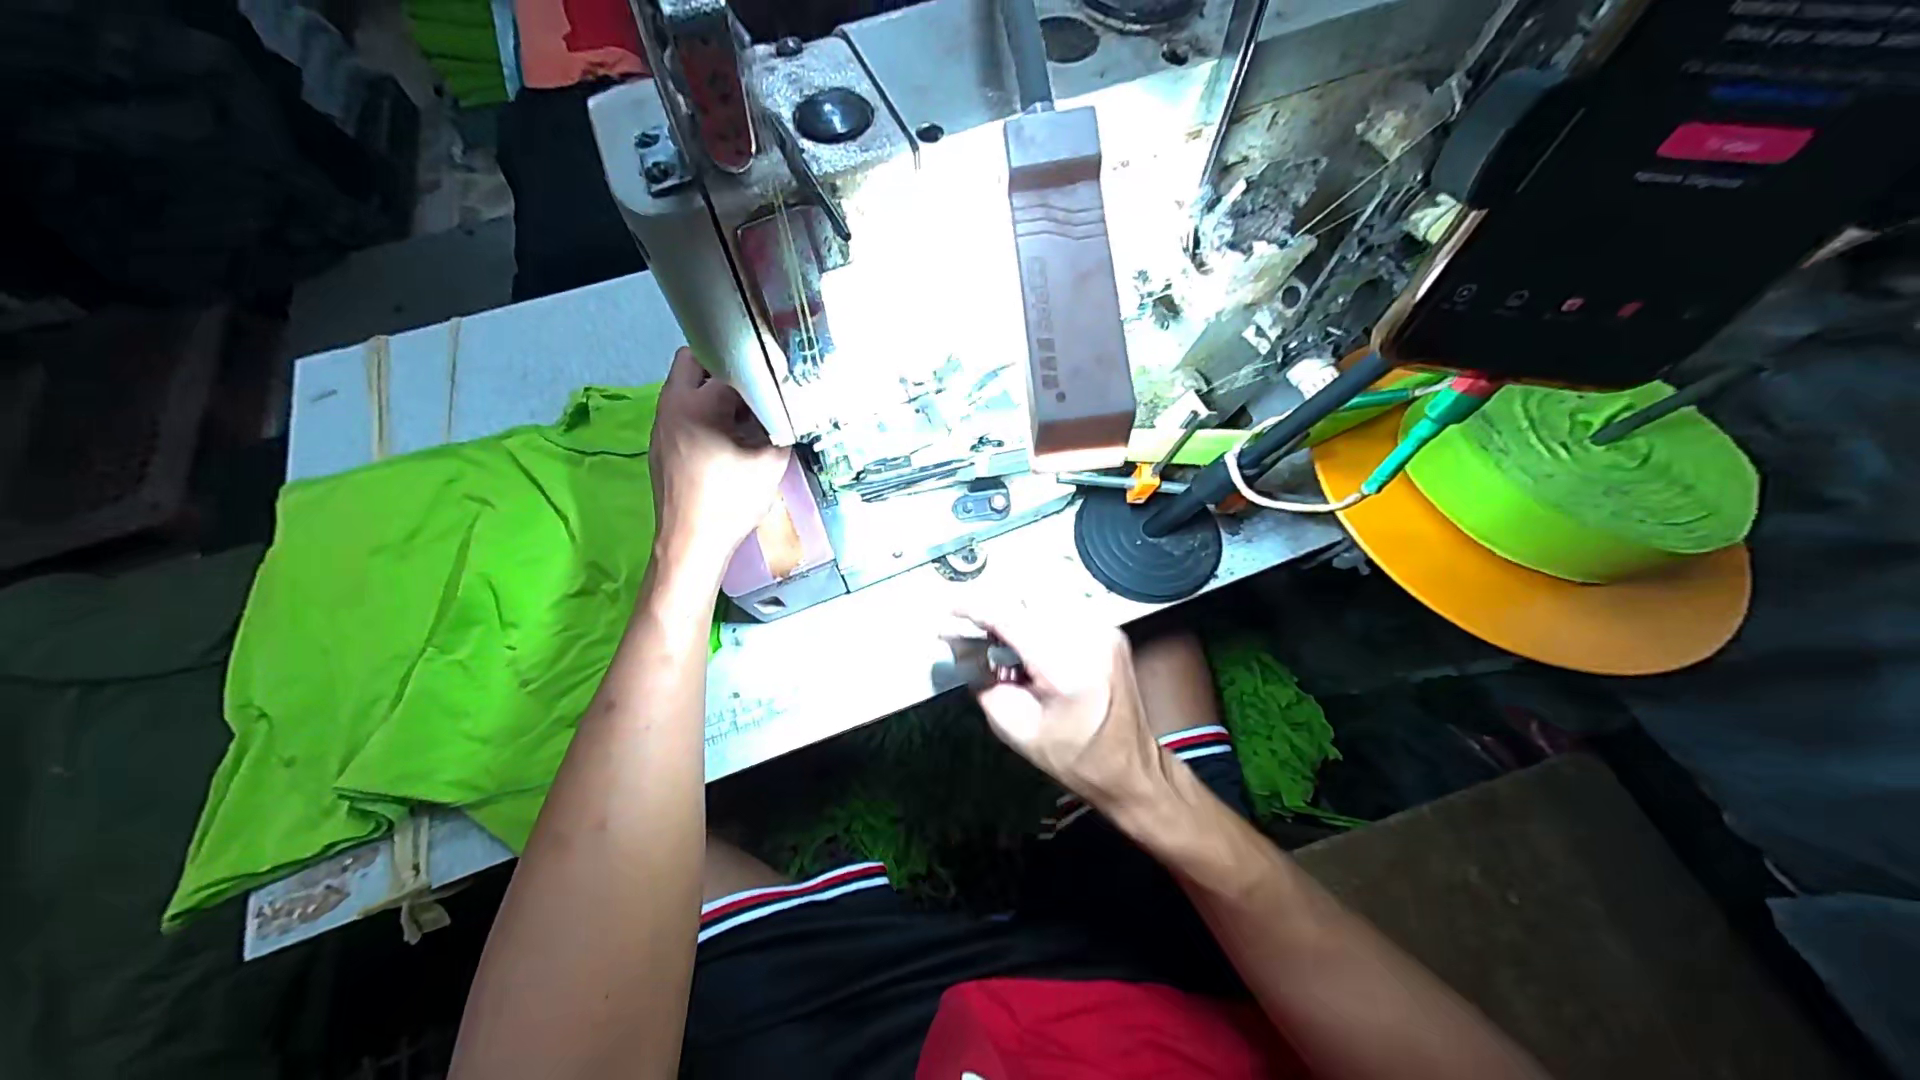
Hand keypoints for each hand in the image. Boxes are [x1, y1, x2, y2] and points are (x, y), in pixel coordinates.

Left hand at [650, 347, 791, 571]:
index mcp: (698, 403)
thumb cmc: (730, 501)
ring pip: (683, 386)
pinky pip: (680, 411)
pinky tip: (723, 440)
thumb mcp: (770, 462)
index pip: (730, 366)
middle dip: (723, 368)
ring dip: (710, 391)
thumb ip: (781, 427)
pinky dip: (700, 413)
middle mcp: (672, 404)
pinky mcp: (659, 444)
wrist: (690, 543)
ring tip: (741, 417)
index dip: (757, 372)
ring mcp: (660, 424)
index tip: (775, 383)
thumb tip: (789, 409)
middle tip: (752, 391)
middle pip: (693, 360)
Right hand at [955, 601, 1169, 808]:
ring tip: (1012, 648)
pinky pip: (1063, 607)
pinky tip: (1036, 648)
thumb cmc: (1076, 757)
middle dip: (998, 609)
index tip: (952, 609)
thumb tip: (962, 647)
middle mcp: (1090, 639)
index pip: (1011, 616)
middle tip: (981, 636)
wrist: (1129, 767)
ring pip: (1045, 595)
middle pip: (1028, 595)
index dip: (975, 608)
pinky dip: (1040, 618)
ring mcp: (1104, 630)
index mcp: (1067, 668)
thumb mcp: (1016, 729)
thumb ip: (983, 683)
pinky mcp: (1109, 629)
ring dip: (1019, 611)